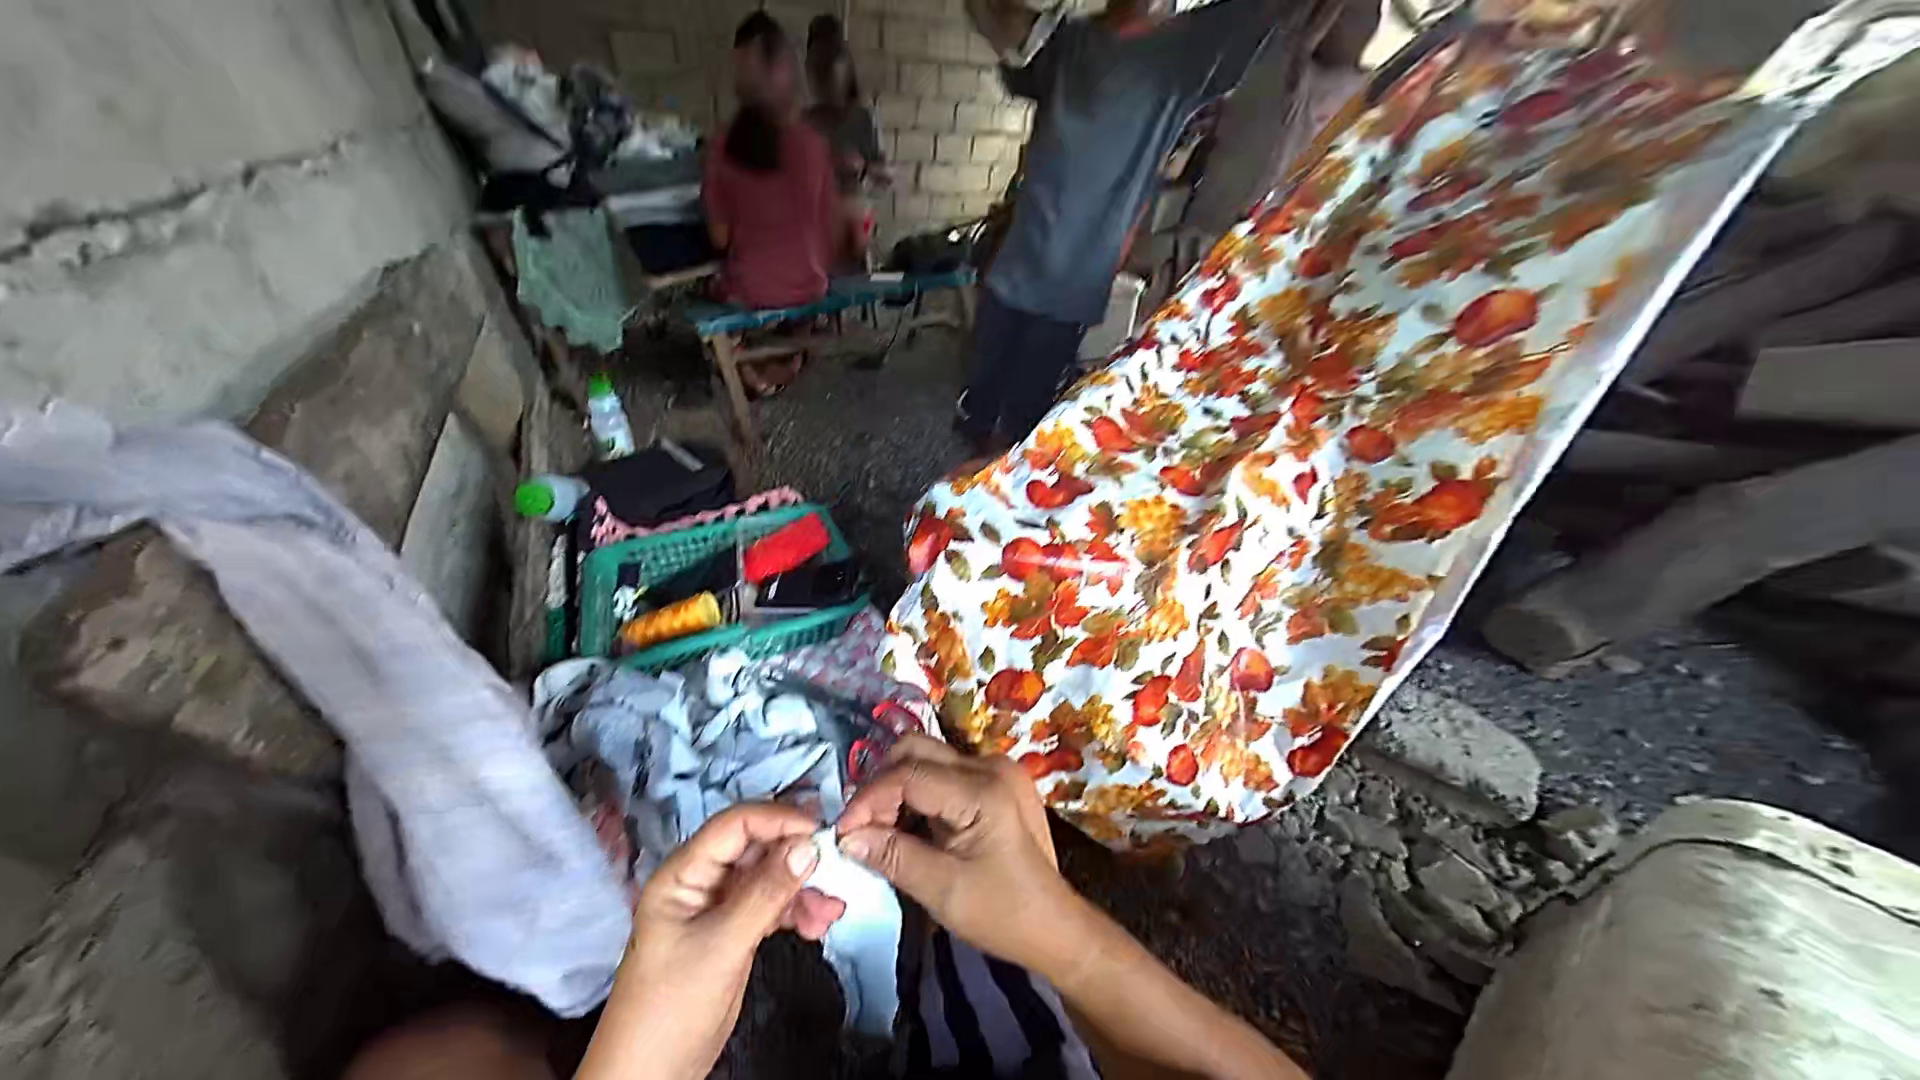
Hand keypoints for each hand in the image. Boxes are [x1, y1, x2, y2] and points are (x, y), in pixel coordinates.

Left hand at [577, 804, 845, 1079]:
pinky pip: (773, 905)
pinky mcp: (735, 930)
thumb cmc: (667, 1011)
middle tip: (834, 865)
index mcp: (684, 874)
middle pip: (758, 848)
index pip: (736, 825)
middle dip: (798, 856)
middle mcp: (702, 881)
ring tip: (830, 907)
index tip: (818, 831)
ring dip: (804, 887)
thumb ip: (766, 894)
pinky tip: (819, 922)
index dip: (778, 820)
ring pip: (771, 876)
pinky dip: (798, 911)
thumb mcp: (721, 947)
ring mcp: (720, 906)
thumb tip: (806, 846)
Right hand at [835, 735, 1086, 975]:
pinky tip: (909, 825)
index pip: (909, 774)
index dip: (869, 799)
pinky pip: (944, 771)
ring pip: (928, 757)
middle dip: (881, 784)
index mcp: (982, 790)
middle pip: (918, 750)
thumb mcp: (943, 890)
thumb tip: (846, 836)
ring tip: (880, 829)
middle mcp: (990, 765)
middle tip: (861, 827)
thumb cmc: (1002, 913)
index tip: (842, 832)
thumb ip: (893, 856)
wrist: (1055, 925)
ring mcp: (996, 768)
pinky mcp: (997, 779)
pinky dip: (918, 793)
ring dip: (897, 787)